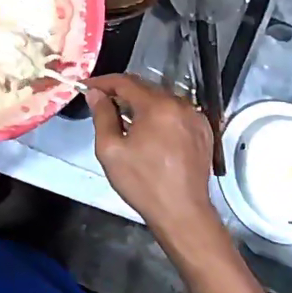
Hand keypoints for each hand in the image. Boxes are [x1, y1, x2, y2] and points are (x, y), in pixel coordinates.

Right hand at [86, 74, 220, 243]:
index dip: (103, 82)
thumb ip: (102, 116)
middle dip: (122, 93)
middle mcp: (180, 104)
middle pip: (146, 88)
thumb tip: (96, 94)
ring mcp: (195, 116)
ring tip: (125, 121)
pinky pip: (177, 113)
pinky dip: (161, 116)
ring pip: (162, 99)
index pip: (126, 82)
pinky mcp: (204, 129)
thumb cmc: (143, 183)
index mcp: (157, 106)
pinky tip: (151, 133)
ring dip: (142, 105)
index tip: (87, 87)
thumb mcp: (111, 150)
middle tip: (103, 104)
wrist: (182, 211)